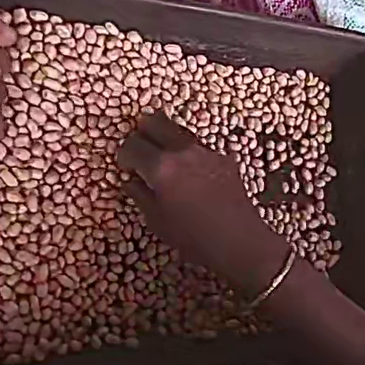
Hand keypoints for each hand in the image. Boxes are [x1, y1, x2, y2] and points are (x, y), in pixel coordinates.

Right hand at [116, 113, 289, 292]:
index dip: (124, 154)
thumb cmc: (193, 238)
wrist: (240, 242)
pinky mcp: (225, 160)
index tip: (125, 165)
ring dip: (167, 140)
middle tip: (140, 149)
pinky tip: (190, 172)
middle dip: (143, 132)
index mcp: (161, 167)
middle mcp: (184, 152)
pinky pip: (200, 147)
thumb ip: (141, 195)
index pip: (133, 145)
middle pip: (156, 123)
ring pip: (180, 132)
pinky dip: (189, 153)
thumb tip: (131, 181)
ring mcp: (207, 152)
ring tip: (164, 160)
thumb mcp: (158, 221)